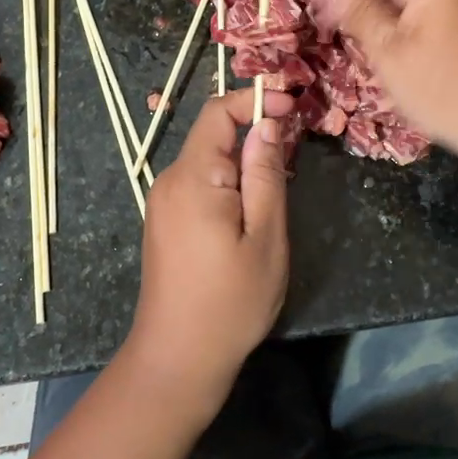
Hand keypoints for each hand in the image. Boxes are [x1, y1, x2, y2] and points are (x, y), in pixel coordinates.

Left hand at [126, 87, 293, 401]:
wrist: (176, 359)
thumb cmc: (229, 301)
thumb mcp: (265, 237)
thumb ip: (266, 175)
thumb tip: (267, 124)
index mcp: (194, 177)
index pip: (218, 111)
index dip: (255, 99)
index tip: (293, 107)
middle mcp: (171, 180)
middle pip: (213, 133)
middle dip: (254, 132)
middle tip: (295, 155)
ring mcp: (163, 201)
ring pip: (208, 159)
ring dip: (243, 161)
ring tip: (277, 191)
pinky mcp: (164, 220)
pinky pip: (199, 182)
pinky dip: (228, 181)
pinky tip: (250, 213)